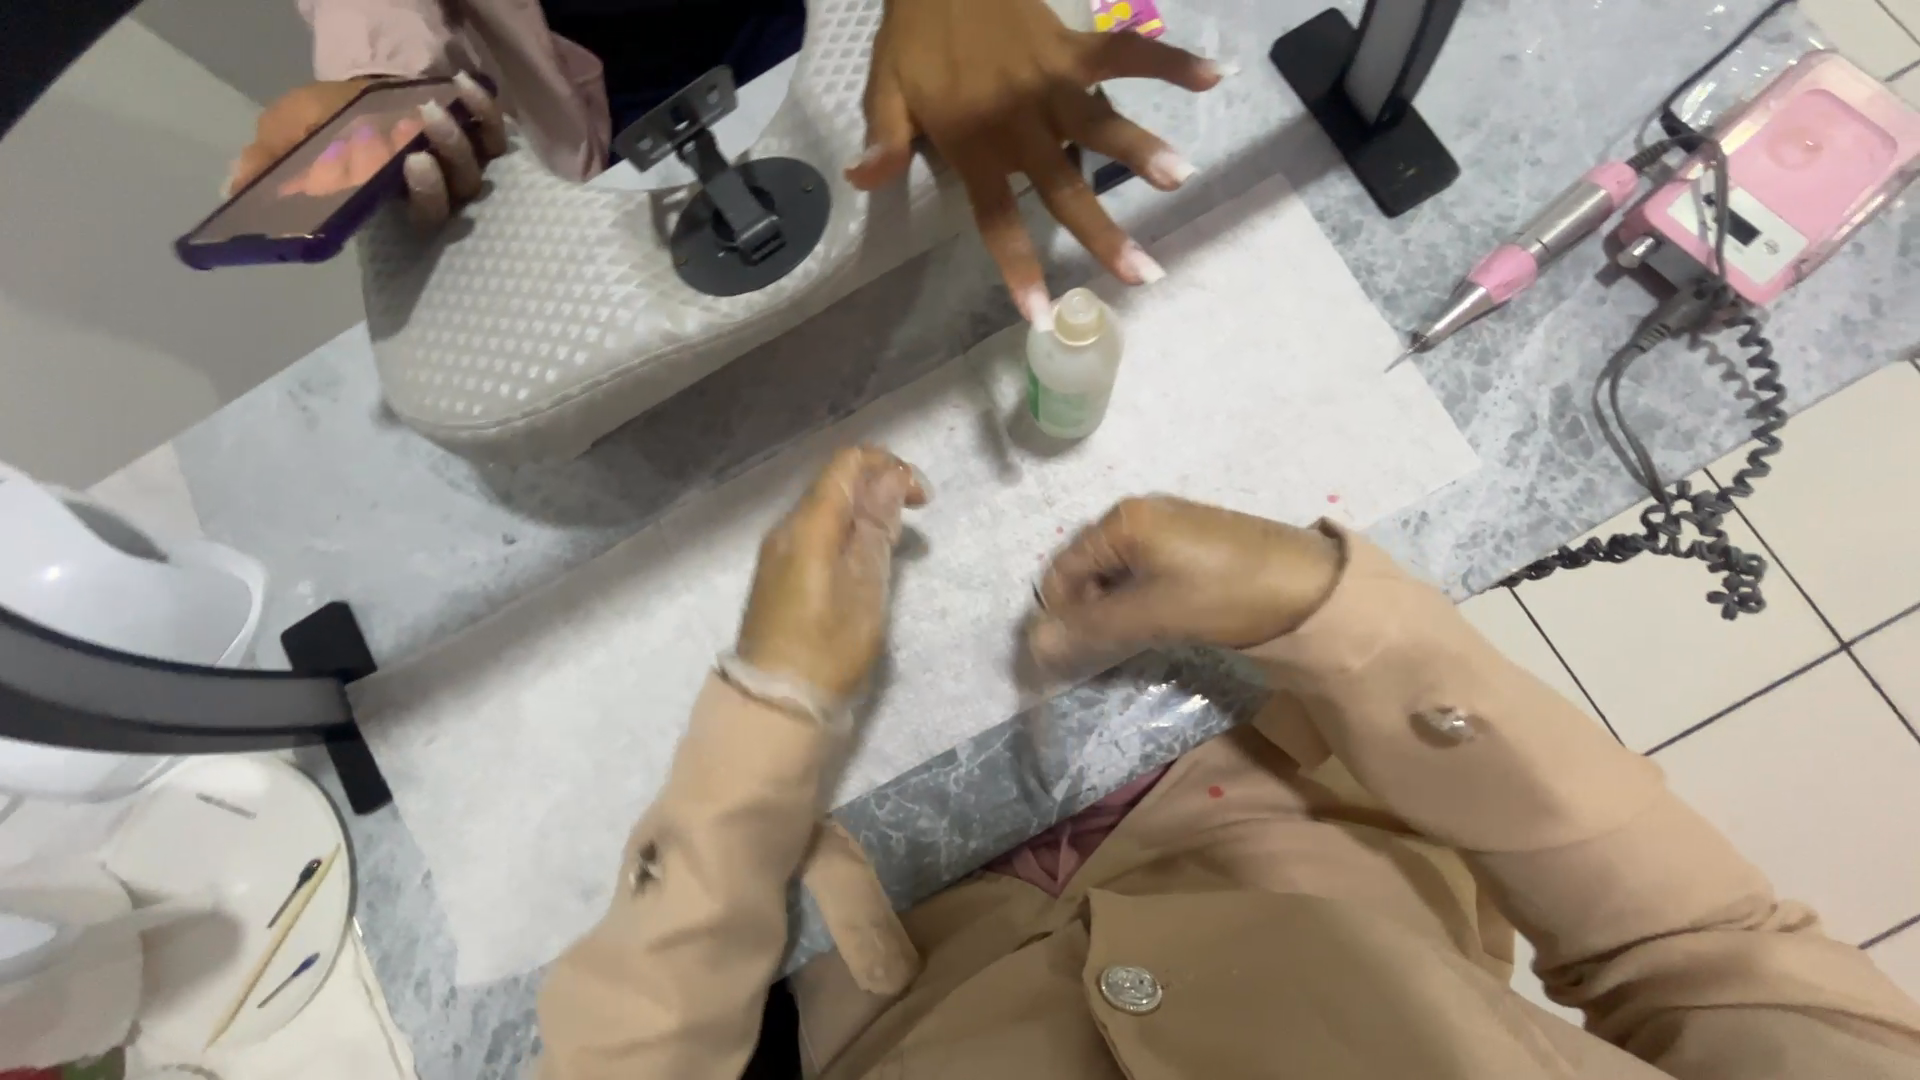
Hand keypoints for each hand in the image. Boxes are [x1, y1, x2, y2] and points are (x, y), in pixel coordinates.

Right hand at [227, 73, 506, 228]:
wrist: (364, 84)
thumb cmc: (334, 120)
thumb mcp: (295, 136)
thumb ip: (269, 163)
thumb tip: (232, 190)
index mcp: (403, 199)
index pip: (423, 216)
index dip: (424, 198)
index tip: (409, 167)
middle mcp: (441, 188)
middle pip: (456, 194)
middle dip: (442, 171)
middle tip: (422, 145)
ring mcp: (464, 164)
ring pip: (476, 166)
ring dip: (458, 139)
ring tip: (432, 109)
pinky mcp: (480, 137)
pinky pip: (494, 133)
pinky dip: (485, 112)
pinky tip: (465, 88)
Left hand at [737, 447, 929, 703]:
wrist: (775, 704)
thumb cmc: (829, 649)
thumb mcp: (866, 587)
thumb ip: (878, 528)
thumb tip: (892, 477)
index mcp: (809, 525)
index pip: (848, 463)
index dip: (889, 467)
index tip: (922, 500)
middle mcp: (787, 528)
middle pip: (836, 482)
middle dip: (880, 489)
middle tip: (910, 527)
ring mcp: (778, 551)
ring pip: (827, 509)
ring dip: (865, 514)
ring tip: (892, 549)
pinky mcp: (778, 573)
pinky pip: (816, 534)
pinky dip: (846, 535)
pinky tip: (864, 564)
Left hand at [850, 0, 1224, 323]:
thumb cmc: (913, 31)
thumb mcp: (885, 89)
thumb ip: (884, 140)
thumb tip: (863, 181)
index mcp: (973, 148)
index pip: (998, 222)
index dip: (1019, 270)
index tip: (1043, 315)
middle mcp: (1017, 127)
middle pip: (1063, 191)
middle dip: (1102, 236)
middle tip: (1141, 275)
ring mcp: (1049, 86)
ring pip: (1099, 128)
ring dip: (1141, 151)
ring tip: (1181, 178)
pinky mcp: (1071, 47)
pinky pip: (1121, 54)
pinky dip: (1165, 60)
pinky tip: (1212, 75)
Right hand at [1029, 496, 1342, 668]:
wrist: (1315, 589)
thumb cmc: (1226, 595)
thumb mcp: (1154, 614)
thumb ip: (1092, 629)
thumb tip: (1034, 646)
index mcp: (1123, 520)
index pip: (1063, 569)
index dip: (1061, 613)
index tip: (1076, 651)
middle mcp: (1139, 512)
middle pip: (1087, 565)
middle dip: (1087, 608)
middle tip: (1108, 646)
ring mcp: (1168, 523)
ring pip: (1116, 569)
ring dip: (1114, 604)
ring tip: (1136, 634)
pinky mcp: (1191, 540)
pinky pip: (1144, 567)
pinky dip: (1139, 595)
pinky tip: (1160, 617)